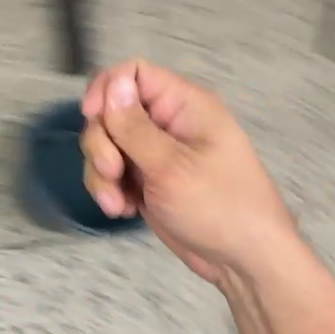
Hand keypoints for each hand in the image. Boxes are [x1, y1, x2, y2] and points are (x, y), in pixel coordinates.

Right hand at [81, 58, 297, 283]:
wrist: (242, 260)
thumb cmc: (219, 207)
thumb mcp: (171, 166)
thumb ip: (134, 126)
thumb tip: (112, 85)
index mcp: (183, 106)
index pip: (133, 73)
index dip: (106, 90)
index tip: (92, 117)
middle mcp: (166, 123)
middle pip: (109, 112)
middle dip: (101, 145)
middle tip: (113, 174)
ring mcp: (154, 153)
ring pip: (104, 146)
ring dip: (101, 174)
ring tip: (118, 204)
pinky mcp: (144, 179)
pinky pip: (110, 173)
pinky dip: (108, 190)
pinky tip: (124, 210)